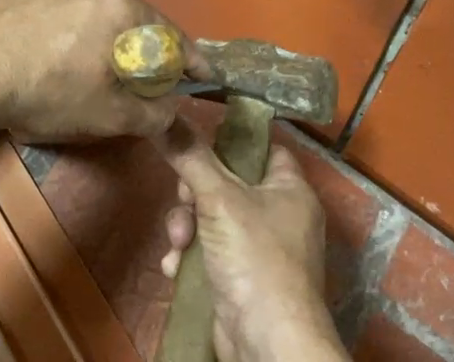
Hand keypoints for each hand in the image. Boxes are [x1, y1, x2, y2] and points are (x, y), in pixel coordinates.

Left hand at [0, 0, 190, 143]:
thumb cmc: (48, 92)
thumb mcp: (110, 115)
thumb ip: (154, 114)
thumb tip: (171, 109)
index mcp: (125, 5)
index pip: (174, 37)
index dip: (191, 63)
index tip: (204, 79)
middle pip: (138, 20)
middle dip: (148, 51)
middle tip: (149, 83)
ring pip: (103, 12)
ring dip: (110, 38)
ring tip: (103, 69)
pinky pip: (72, 8)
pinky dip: (79, 29)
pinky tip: (64, 54)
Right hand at [155, 119, 348, 361]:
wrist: (267, 343)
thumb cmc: (255, 258)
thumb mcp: (218, 198)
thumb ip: (189, 155)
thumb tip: (163, 114)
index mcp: (290, 189)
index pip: (260, 146)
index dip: (228, 140)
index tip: (194, 142)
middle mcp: (279, 215)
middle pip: (225, 181)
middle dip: (192, 194)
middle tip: (185, 201)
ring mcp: (259, 248)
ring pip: (210, 217)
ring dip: (185, 228)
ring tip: (179, 245)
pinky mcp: (240, 276)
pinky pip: (208, 250)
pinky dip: (190, 256)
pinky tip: (176, 267)